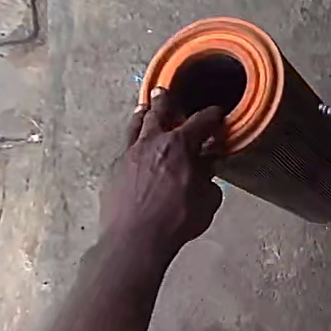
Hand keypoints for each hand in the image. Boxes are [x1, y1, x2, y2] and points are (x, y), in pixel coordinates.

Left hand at [100, 88, 225, 261]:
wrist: (135, 238)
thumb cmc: (175, 221)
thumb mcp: (207, 200)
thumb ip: (209, 179)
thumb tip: (208, 168)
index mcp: (180, 145)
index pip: (201, 121)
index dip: (212, 115)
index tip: (217, 113)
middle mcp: (152, 142)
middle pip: (159, 112)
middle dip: (165, 100)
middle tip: (164, 91)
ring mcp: (129, 154)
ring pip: (135, 125)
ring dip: (142, 115)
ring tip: (143, 109)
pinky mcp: (113, 171)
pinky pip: (124, 149)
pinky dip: (132, 144)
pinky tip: (133, 150)